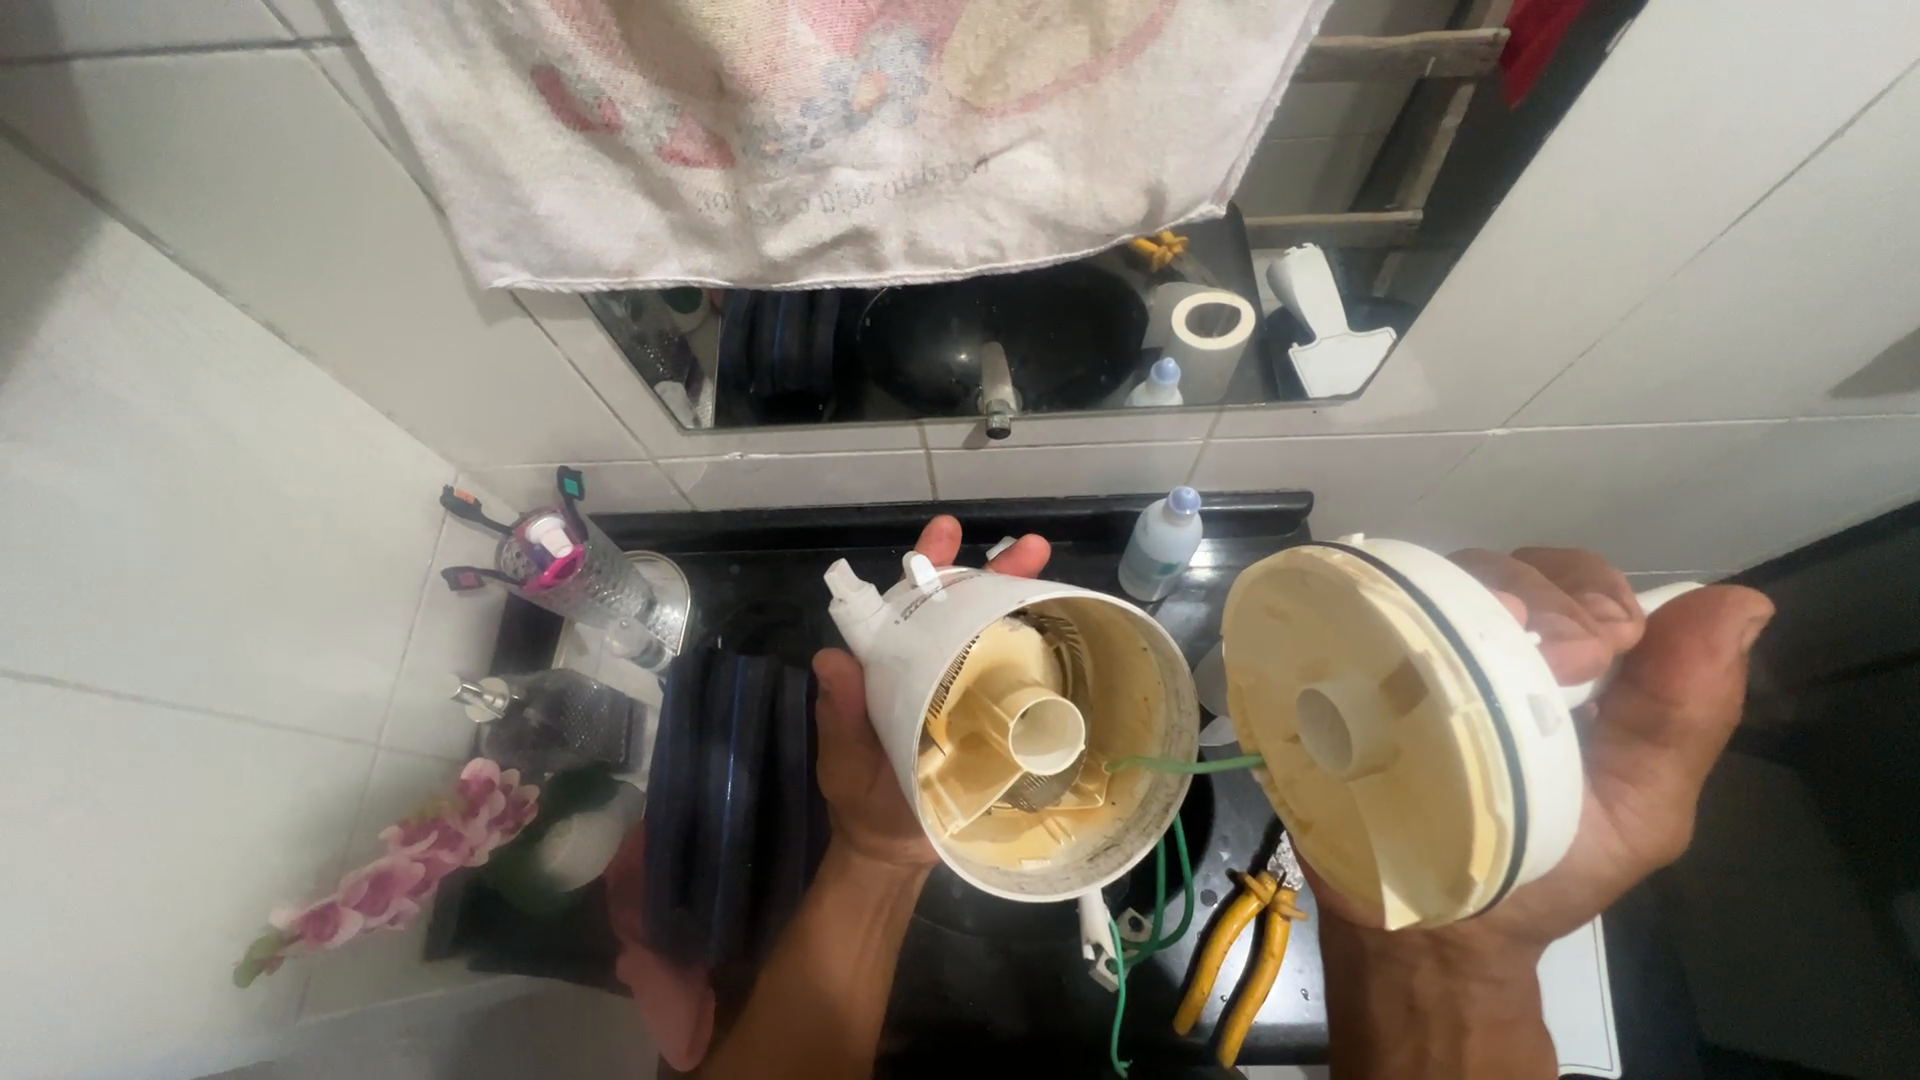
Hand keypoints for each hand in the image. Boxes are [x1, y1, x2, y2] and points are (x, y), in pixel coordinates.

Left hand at [811, 516, 1051, 869]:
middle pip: (961, 610)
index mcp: (890, 667)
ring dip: (1022, 605)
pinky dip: (1038, 657)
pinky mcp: (995, 723)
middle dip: (992, 574)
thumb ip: (837, 714)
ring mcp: (966, 695)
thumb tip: (829, 659)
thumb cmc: (862, 801)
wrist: (895, 852)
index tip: (947, 533)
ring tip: (1053, 578)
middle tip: (1028, 549)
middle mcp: (930, 669)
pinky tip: (1065, 638)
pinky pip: (1018, 683)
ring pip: (994, 637)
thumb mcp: (844, 758)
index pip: (909, 604)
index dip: (927, 566)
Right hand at [1318, 547, 1774, 962]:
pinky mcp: (1342, 674)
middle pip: (1498, 568)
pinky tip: (1389, 642)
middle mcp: (1474, 649)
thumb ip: (1683, 717)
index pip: (1574, 582)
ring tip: (1466, 660)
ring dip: (1453, 600)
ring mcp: (1400, 657)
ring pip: (1424, 581)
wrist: (1422, 926)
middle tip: (1547, 665)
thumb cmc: (1534, 872)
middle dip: (1534, 597)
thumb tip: (1740, 604)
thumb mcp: (1636, 809)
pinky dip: (1373, 610)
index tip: (1598, 650)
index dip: (1589, 593)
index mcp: (1556, 669)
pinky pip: (1354, 617)